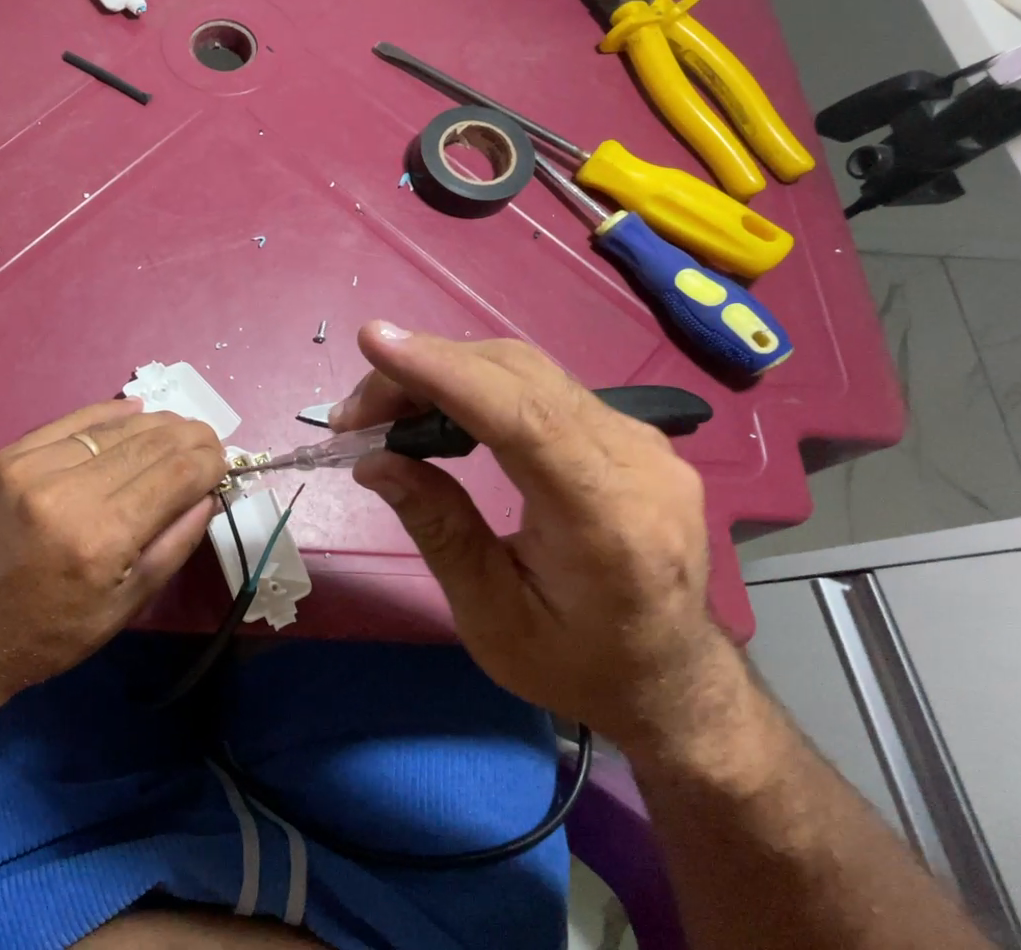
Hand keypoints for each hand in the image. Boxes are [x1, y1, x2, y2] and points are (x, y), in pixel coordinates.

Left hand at [0, 399, 225, 723]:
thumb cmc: (51, 634)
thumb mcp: (126, 606)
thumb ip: (173, 544)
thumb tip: (207, 493)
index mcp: (101, 536)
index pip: (174, 474)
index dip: (208, 461)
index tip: (226, 461)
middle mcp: (67, 490)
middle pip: (147, 442)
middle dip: (189, 437)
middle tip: (211, 441)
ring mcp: (31, 467)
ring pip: (112, 427)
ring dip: (154, 424)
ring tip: (179, 428)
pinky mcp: (8, 457)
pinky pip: (71, 422)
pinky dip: (107, 415)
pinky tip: (133, 412)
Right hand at [329, 321, 729, 747]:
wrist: (670, 680)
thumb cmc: (575, 664)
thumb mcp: (490, 614)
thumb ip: (438, 530)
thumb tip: (375, 461)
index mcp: (606, 518)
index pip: (522, 416)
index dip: (444, 372)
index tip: (375, 341)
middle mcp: (637, 461)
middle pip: (519, 377)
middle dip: (423, 373)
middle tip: (350, 416)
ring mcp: (640, 441)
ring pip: (527, 372)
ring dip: (443, 376)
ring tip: (378, 415)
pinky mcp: (627, 436)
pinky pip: (540, 389)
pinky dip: (473, 388)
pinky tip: (433, 414)